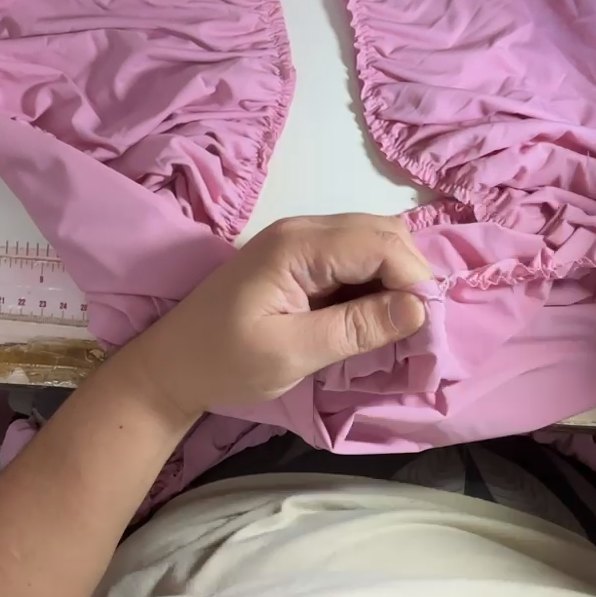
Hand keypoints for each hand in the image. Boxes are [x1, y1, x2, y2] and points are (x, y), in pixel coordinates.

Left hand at [114, 214, 432, 423]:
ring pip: (374, 244)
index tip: (424, 330)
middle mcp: (304, 230)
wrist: (171, 366)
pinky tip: (373, 319)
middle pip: (383, 234)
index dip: (415, 281)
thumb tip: (419, 310)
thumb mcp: (290, 353)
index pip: (382, 243)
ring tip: (398, 328)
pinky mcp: (301, 262)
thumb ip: (355, 329)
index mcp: (298, 245)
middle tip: (415, 330)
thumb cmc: (223, 362)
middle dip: (411, 277)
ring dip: (396, 281)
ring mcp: (301, 243)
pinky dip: (375, 286)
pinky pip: (354, 261)